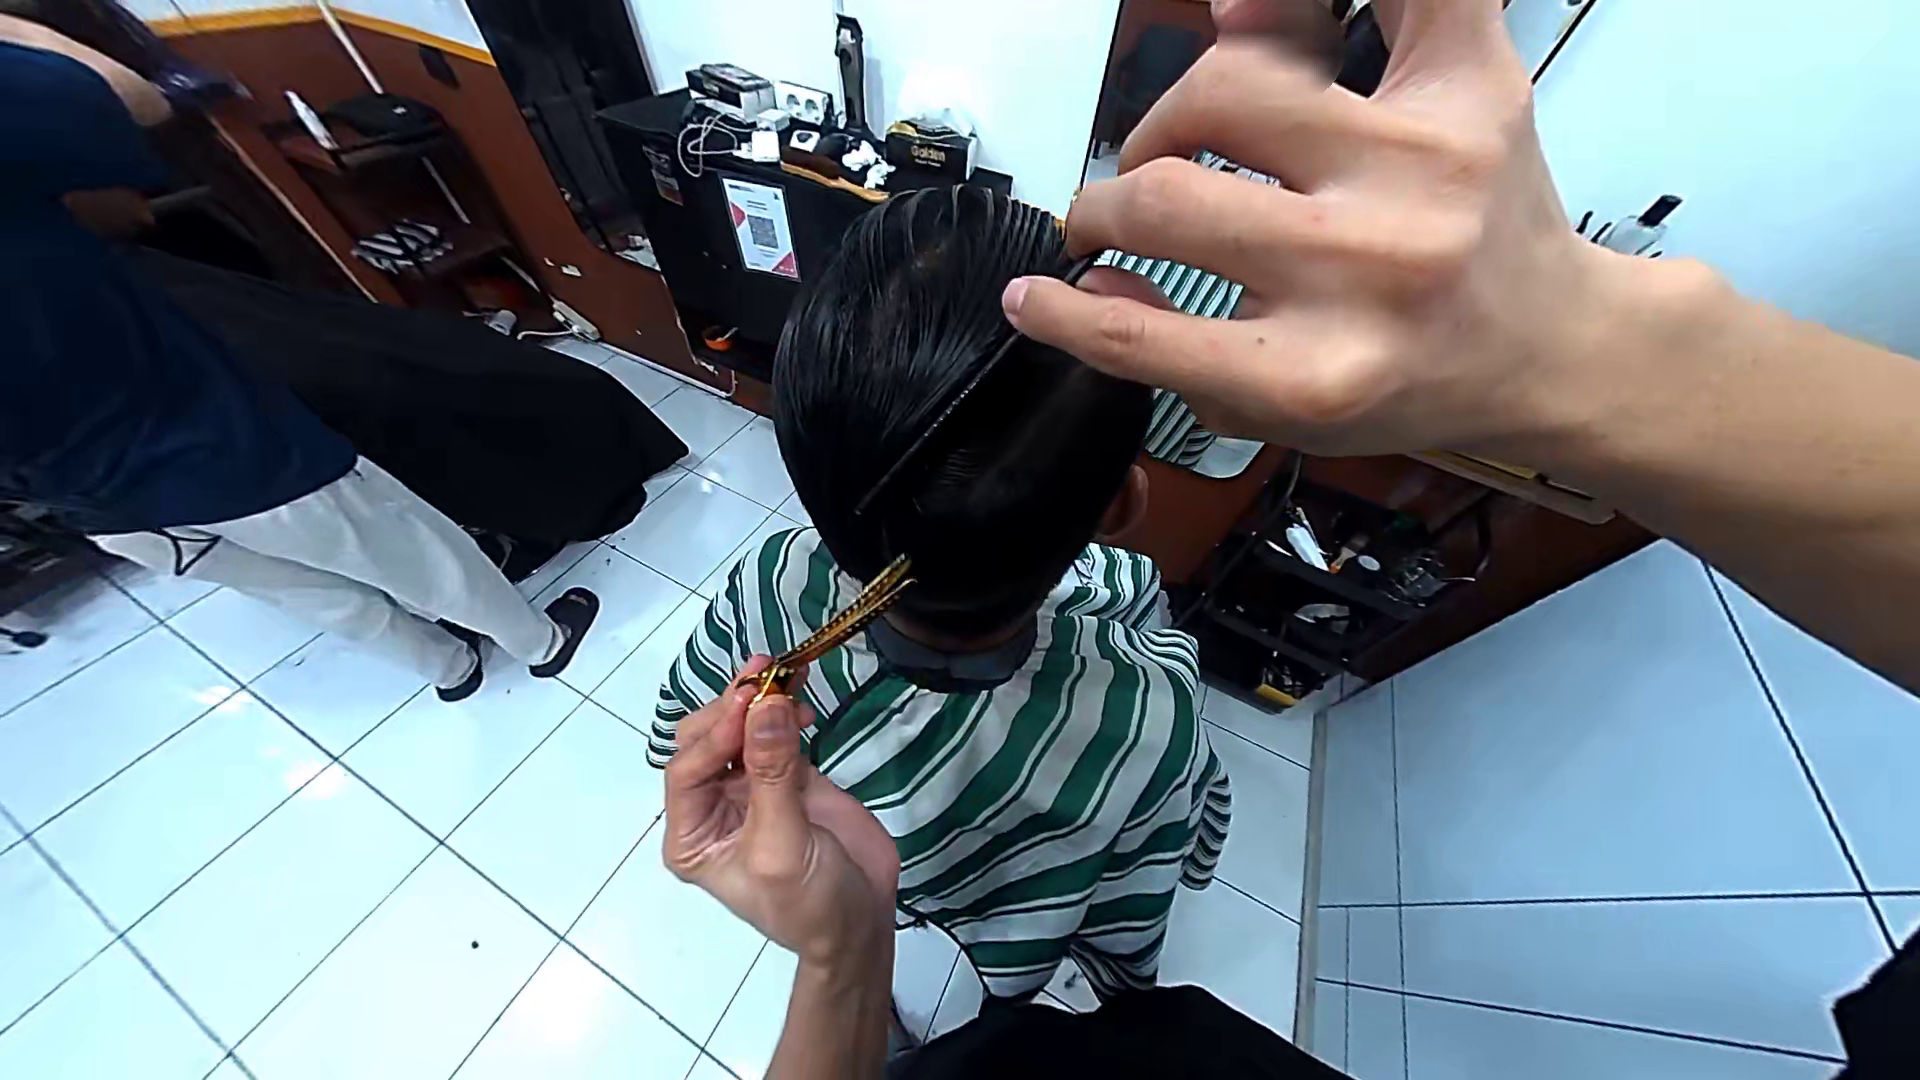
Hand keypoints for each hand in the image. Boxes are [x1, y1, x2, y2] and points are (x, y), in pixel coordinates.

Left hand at [662, 658, 899, 964]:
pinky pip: (778, 730)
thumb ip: (772, 773)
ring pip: (742, 726)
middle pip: (708, 738)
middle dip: (733, 706)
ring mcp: (754, 783)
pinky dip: (787, 708)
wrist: (861, 918)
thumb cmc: (809, 901)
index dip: (716, 732)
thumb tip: (767, 703)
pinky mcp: (790, 772)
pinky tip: (803, 701)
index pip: (688, 769)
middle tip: (767, 677)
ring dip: (759, 698)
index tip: (752, 701)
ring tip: (786, 674)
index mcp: (693, 833)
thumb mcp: (782, 844)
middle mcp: (715, 803)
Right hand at [1006, 0, 1667, 461]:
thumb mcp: (1269, 419)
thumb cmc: (1394, 394)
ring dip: (1166, 121)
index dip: (1058, 313)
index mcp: (1305, 372)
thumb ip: (1173, 366)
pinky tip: (1247, 0)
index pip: (1137, 335)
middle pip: (1168, 201)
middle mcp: (1360, 267)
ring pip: (1234, 91)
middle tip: (1095, 217)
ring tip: (1167, 149)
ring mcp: (1422, 164)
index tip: (1024, 296)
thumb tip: (1101, 278)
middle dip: (1100, 207)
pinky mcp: (1476, 87)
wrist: (1537, 350)